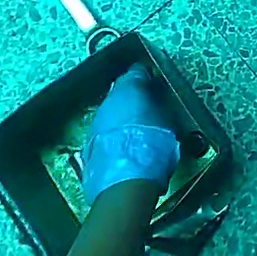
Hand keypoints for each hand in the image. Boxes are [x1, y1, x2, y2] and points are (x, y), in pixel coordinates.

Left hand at [81, 63, 179, 204]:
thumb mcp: (167, 120)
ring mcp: (95, 125)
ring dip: (123, 118)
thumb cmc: (152, 146)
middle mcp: (106, 103)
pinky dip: (116, 136)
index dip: (146, 77)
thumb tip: (157, 98)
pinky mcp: (89, 145)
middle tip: (150, 107)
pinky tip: (128, 148)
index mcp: (127, 90)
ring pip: (111, 114)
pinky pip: (106, 133)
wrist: (125, 183)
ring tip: (140, 131)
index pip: (136, 72)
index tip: (155, 82)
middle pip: (120, 94)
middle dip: (133, 99)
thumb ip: (159, 104)